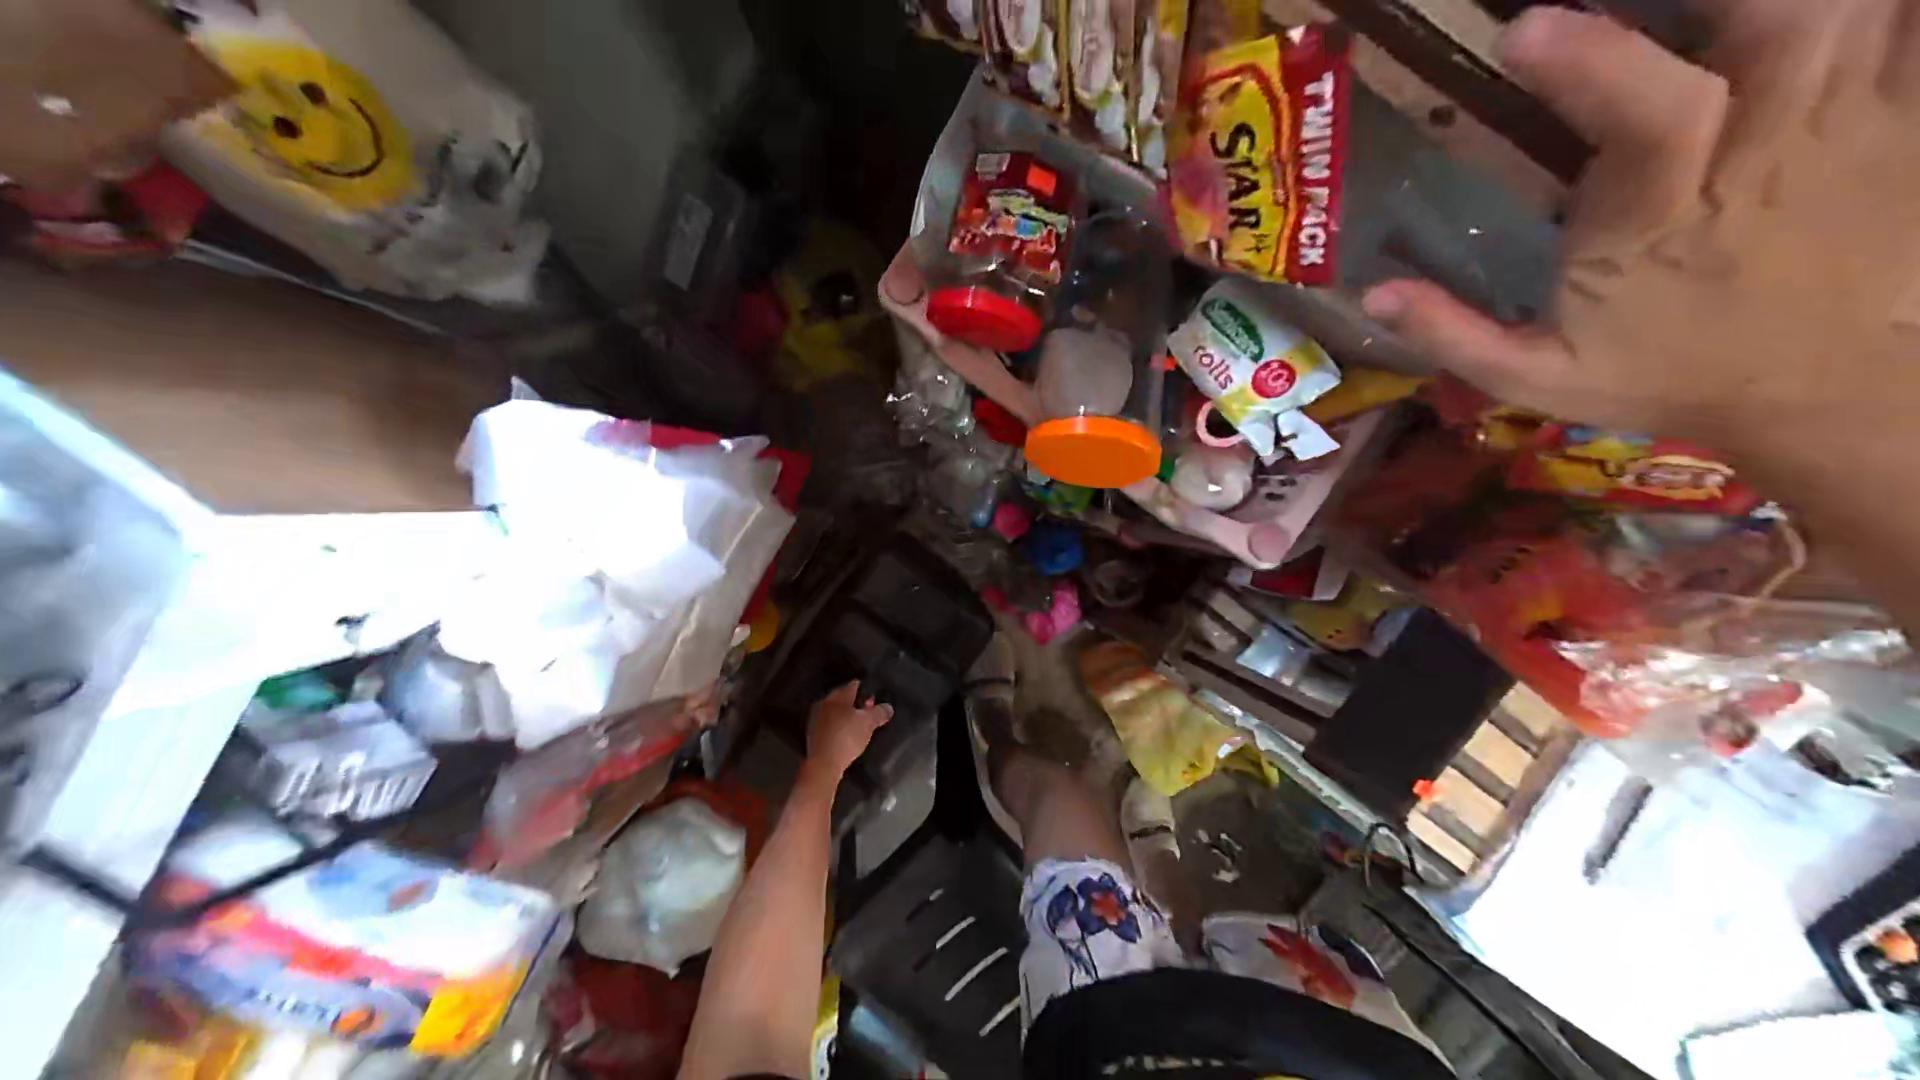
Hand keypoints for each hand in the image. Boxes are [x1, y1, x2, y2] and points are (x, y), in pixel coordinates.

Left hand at [805, 682, 891, 778]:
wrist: (823, 764)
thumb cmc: (846, 737)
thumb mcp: (869, 723)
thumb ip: (879, 712)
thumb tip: (888, 707)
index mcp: (837, 695)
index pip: (854, 685)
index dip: (867, 690)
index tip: (876, 697)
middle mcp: (825, 702)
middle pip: (845, 699)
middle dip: (858, 704)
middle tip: (871, 712)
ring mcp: (817, 718)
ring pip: (838, 712)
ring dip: (849, 717)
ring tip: (862, 726)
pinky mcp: (814, 734)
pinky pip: (832, 725)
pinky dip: (841, 727)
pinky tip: (849, 735)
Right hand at [1362, 3, 1919, 459]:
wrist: (1827, 389)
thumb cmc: (1660, 379)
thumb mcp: (1530, 378)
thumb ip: (1452, 335)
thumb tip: (1371, 293)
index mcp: (1660, 224)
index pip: (1654, 115)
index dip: (1594, 61)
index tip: (1521, 27)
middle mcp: (1766, 157)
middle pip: (1787, 16)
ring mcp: (1855, 123)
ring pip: (1855, 1)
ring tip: (1688, 5)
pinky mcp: (1904, 111)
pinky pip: (1902, 20)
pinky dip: (1852, 3)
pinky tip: (1784, 17)